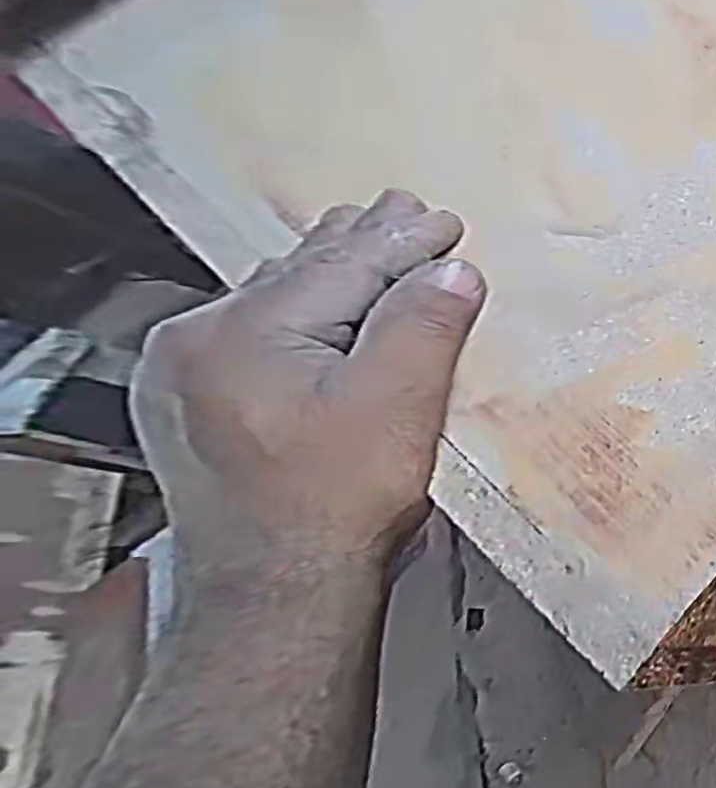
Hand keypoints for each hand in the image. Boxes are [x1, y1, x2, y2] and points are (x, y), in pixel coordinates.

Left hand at [131, 189, 485, 581]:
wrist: (278, 580)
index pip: (344, 270)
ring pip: (276, 299)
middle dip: (359, 239)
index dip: (402, 242)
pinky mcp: (200, 403)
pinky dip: (303, 306)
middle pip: (301, 273)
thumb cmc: (342, 494)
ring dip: (329, 268)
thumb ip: (422, 330)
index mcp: (246, 332)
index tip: (444, 219)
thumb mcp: (398, 406)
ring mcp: (190, 372)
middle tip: (401, 206)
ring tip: (359, 235)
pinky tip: (313, 300)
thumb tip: (452, 269)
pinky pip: (260, 330)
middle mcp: (201, 339)